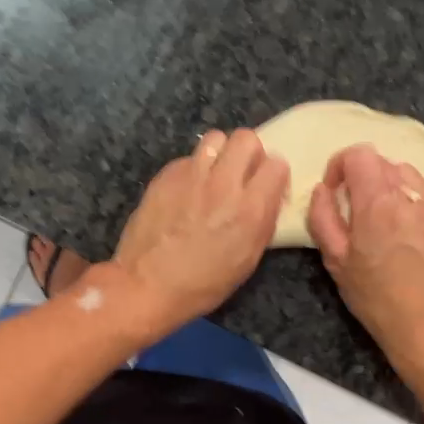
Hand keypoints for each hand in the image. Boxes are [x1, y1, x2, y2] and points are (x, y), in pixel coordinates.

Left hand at [106, 129, 288, 338]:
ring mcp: (192, 175)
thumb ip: (262, 223)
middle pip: (247, 138)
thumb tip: (267, 200)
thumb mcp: (247, 261)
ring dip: (220, 153)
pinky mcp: (166, 175)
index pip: (276, 164)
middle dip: (249, 153)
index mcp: (250, 209)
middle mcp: (224, 184)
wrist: (146, 285)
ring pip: (216, 138)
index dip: (273, 175)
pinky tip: (186, 191)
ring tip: (213, 175)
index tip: (266, 187)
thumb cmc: (202, 285)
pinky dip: (193, 169)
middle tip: (241, 174)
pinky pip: (188, 157)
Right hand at [307, 145, 423, 362]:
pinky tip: (400, 224)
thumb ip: (322, 217)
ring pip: (404, 171)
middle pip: (381, 160)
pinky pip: (422, 190)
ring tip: (377, 213)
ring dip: (385, 183)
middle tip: (351, 205)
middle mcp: (407, 194)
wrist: (422, 320)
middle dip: (360, 174)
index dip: (339, 165)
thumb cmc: (372, 294)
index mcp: (376, 202)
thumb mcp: (335, 259)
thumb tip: (322, 190)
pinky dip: (406, 196)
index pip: (358, 154)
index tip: (333, 190)